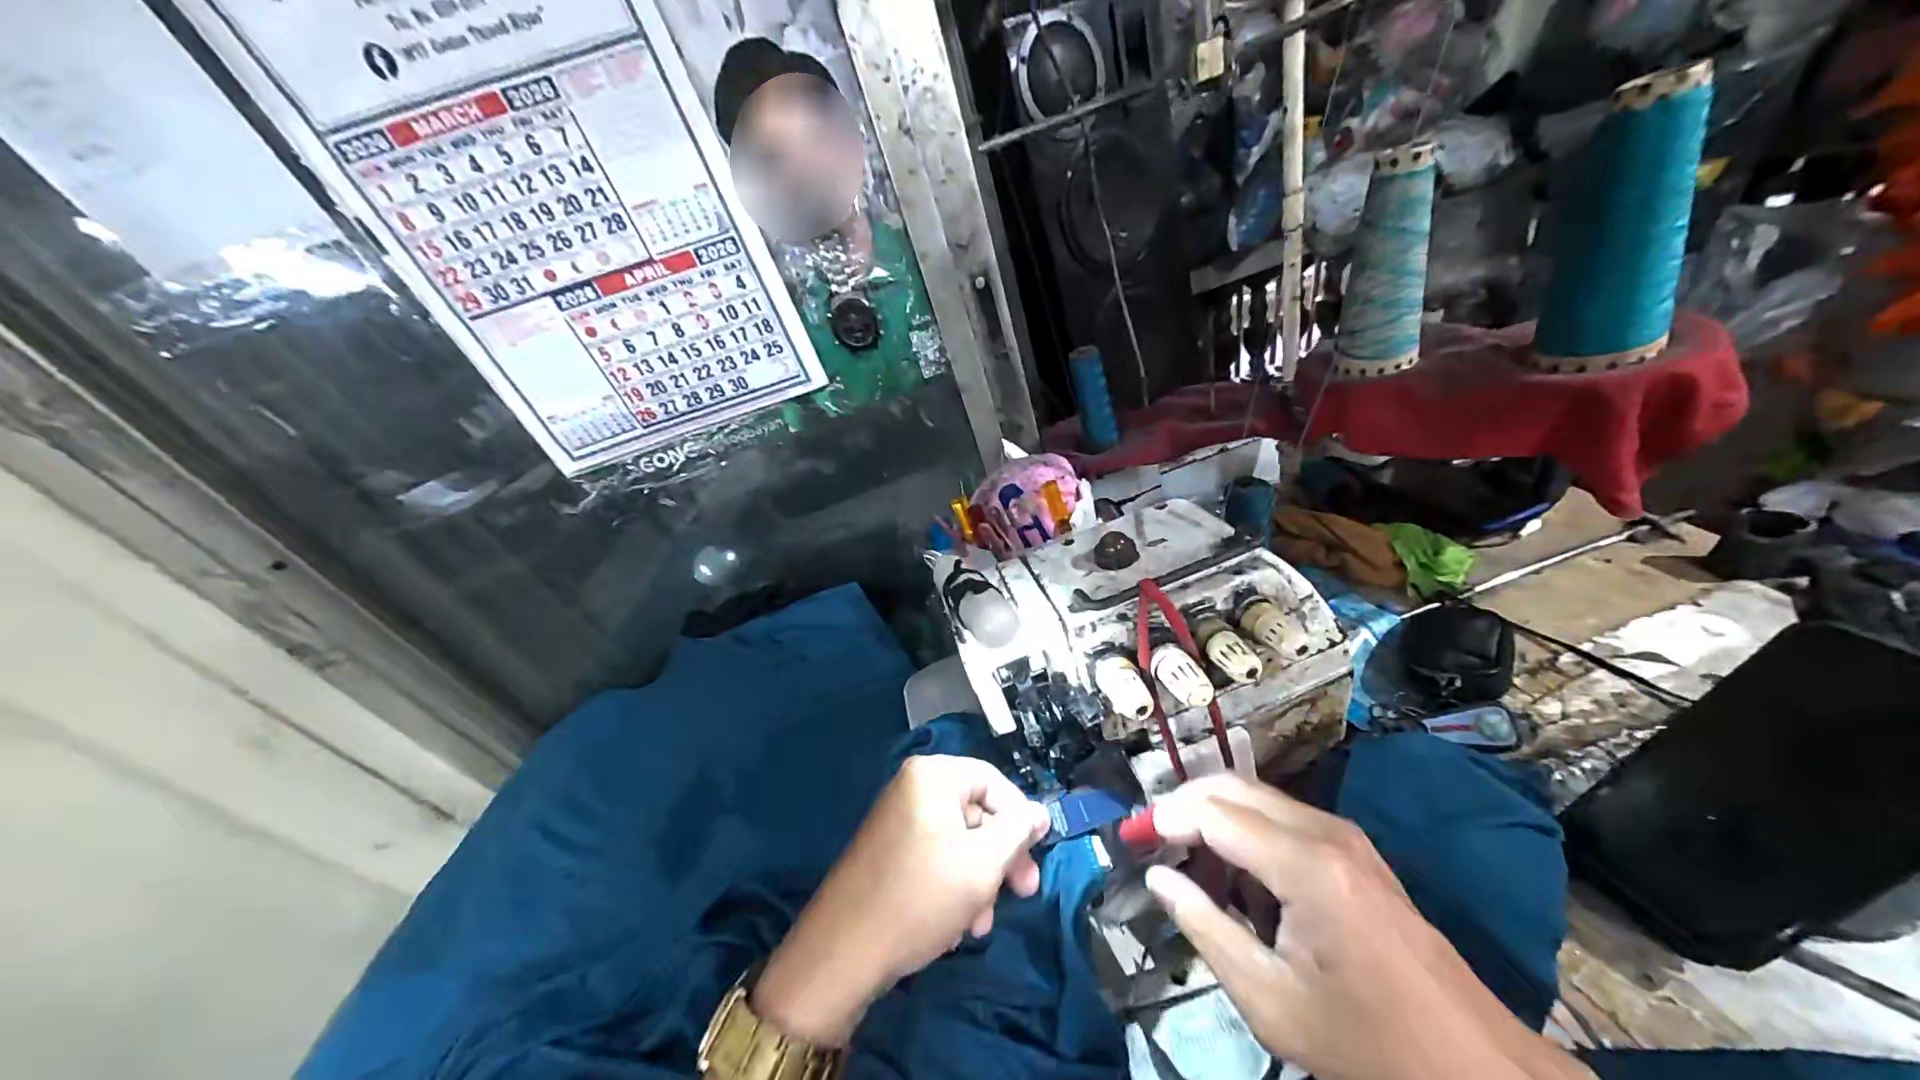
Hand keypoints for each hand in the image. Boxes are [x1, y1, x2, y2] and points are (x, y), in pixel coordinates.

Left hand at [752, 755, 1051, 1046]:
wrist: (843, 952)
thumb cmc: (921, 896)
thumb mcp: (983, 862)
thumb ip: (1017, 830)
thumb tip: (1038, 812)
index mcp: (932, 776)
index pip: (994, 781)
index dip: (1021, 817)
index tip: (1036, 856)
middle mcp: (912, 788)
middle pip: (977, 812)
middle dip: (1001, 858)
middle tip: (1022, 893)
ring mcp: (897, 820)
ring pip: (959, 842)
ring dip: (978, 882)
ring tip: (978, 924)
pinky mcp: (888, 852)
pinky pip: (934, 858)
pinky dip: (951, 888)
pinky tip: (953, 927)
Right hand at [1145, 776, 1590, 1079]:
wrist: (1473, 1064)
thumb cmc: (1366, 1041)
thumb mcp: (1270, 1000)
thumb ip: (1204, 928)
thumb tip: (1157, 877)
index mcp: (1306, 866)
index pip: (1213, 813)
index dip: (1164, 819)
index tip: (1131, 841)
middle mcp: (1325, 832)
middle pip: (1231, 787)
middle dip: (1181, 805)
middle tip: (1148, 842)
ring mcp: (1344, 836)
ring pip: (1253, 796)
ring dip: (1210, 815)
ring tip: (1183, 861)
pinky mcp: (1352, 849)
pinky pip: (1279, 817)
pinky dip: (1241, 828)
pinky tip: (1232, 873)